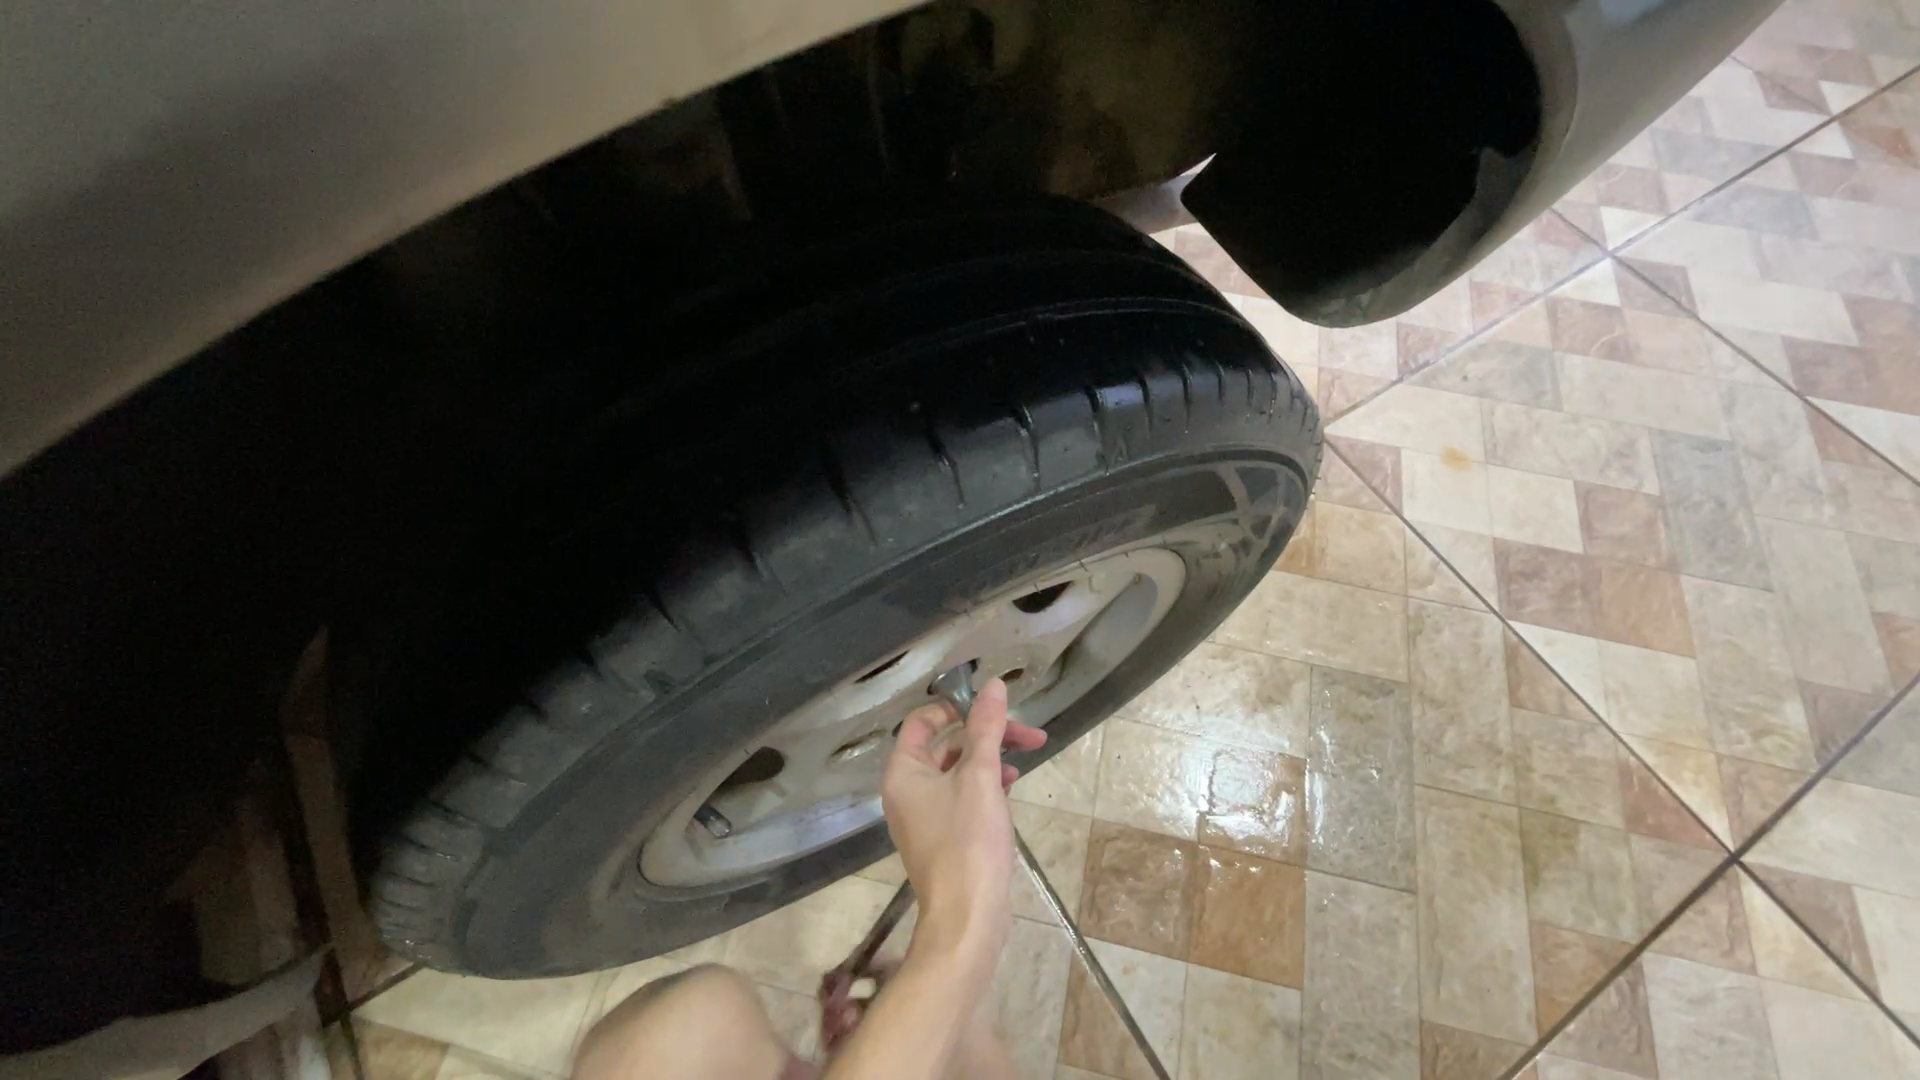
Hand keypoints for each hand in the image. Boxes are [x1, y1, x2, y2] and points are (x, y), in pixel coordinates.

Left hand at [880, 679, 1046, 964]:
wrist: (968, 917)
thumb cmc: (968, 841)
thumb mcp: (980, 776)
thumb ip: (986, 728)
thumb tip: (993, 685)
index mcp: (903, 772)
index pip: (923, 721)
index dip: (957, 708)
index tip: (994, 708)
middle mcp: (907, 790)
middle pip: (945, 743)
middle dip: (986, 733)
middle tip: (1029, 733)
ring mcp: (924, 815)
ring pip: (957, 769)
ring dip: (991, 757)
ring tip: (1027, 756)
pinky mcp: (944, 836)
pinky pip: (962, 795)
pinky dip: (987, 784)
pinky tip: (1013, 785)